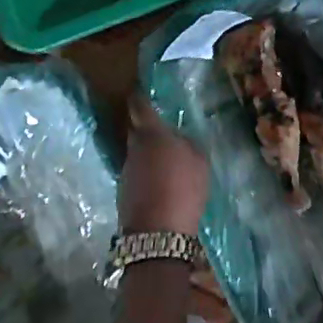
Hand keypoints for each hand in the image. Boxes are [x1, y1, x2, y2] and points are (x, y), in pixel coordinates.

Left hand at [119, 96, 208, 235]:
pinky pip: (135, 172)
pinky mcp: (123, 191)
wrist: (158, 233)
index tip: (138, 89)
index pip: (140, 107)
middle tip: (157, 126)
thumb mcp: (199, 160)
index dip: (139, 97)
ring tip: (162, 158)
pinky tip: (158, 181)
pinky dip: (145, 172)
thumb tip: (178, 138)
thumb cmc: (183, 187)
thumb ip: (188, 142)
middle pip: (134, 129)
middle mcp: (134, 147)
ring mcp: (126, 170)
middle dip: (142, 125)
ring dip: (145, 152)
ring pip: (135, 152)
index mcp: (152, 133)